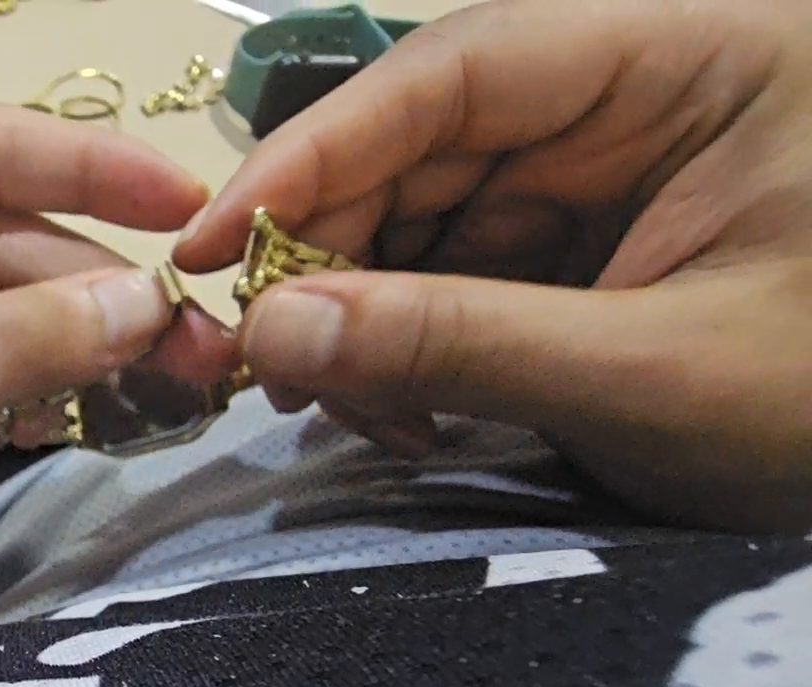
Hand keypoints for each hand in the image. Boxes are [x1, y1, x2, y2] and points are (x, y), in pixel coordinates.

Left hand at [0, 105, 219, 643]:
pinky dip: (30, 396)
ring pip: (12, 315)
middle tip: (193, 349)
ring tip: (151, 391)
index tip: (184, 206)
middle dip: (98, 298)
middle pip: (13, 247)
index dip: (89, 168)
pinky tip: (53, 426)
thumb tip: (139, 302)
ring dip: (75, 354)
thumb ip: (1, 348)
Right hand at [176, 0, 811, 531]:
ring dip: (343, 328)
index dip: (306, 155)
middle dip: (318, 269)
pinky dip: (381, 354)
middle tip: (267, 365)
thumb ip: (449, 343)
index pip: (455, 72)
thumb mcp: (649, 374)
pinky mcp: (548, 253)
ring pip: (395, 234)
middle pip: (402, 161)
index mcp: (702, 55)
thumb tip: (267, 331)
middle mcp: (625, 102)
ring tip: (343, 410)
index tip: (204, 246)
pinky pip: (420, 288)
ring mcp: (579, 183)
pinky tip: (391, 411)